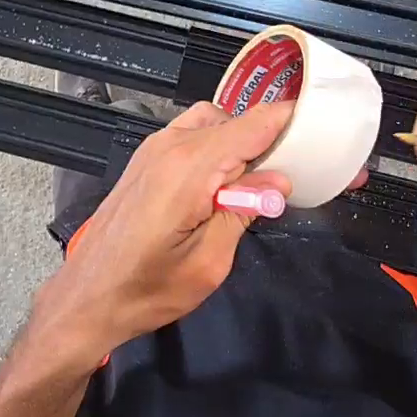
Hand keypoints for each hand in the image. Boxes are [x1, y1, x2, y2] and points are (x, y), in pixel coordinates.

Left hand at [35, 101, 295, 358]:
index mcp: (189, 166)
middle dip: (271, 138)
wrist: (86, 297)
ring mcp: (154, 148)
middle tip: (301, 169)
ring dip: (242, 142)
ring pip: (213, 122)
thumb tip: (279, 178)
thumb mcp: (209, 261)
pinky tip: (227, 182)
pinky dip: (217, 146)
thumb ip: (245, 210)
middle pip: (236, 119)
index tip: (330, 129)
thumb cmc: (147, 289)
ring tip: (263, 181)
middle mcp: (171, 145)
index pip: (254, 124)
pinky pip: (192, 135)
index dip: (294, 121)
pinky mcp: (146, 160)